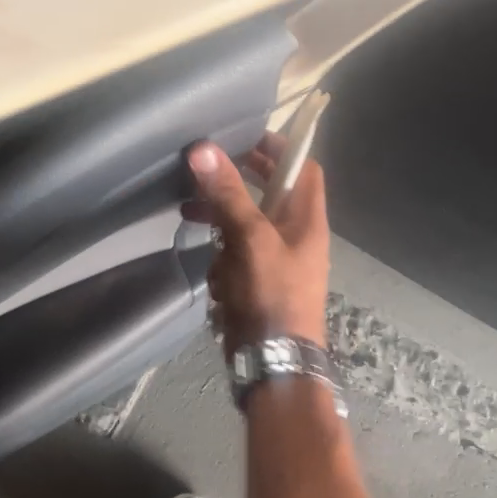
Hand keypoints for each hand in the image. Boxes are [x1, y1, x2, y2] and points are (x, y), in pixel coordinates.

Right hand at [184, 136, 330, 350]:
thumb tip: (203, 148)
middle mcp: (295, 235)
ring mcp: (275, 260)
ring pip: (246, 223)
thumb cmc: (271, 294)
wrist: (273, 362)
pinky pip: (236, 254)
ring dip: (220, 219)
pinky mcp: (256, 281)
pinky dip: (220, 255)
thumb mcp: (249, 238)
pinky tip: (208, 267)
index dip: (279, 147)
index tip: (244, 136)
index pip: (303, 168)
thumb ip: (227, 193)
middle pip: (270, 192)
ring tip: (190, 212)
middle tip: (207, 167)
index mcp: (306, 219)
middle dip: (238, 181)